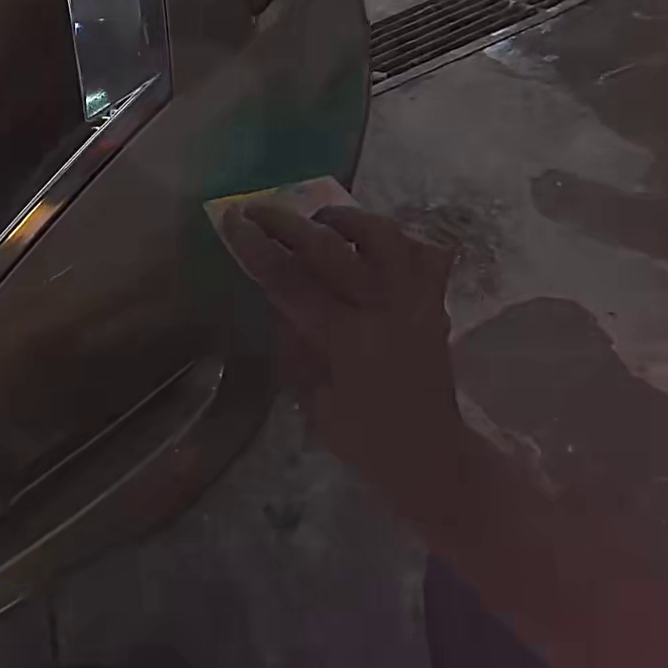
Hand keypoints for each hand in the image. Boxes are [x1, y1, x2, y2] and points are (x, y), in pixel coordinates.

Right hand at [221, 203, 470, 511]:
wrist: (433, 458)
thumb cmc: (360, 435)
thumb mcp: (308, 392)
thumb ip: (290, 334)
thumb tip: (273, 287)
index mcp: (347, 340)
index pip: (290, 280)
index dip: (256, 246)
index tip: (231, 219)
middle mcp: (385, 311)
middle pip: (332, 248)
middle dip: (287, 222)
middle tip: (258, 209)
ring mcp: (417, 302)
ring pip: (385, 236)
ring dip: (346, 219)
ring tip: (320, 220)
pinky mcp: (436, 302)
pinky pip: (425, 253)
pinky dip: (398, 239)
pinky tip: (372, 245)